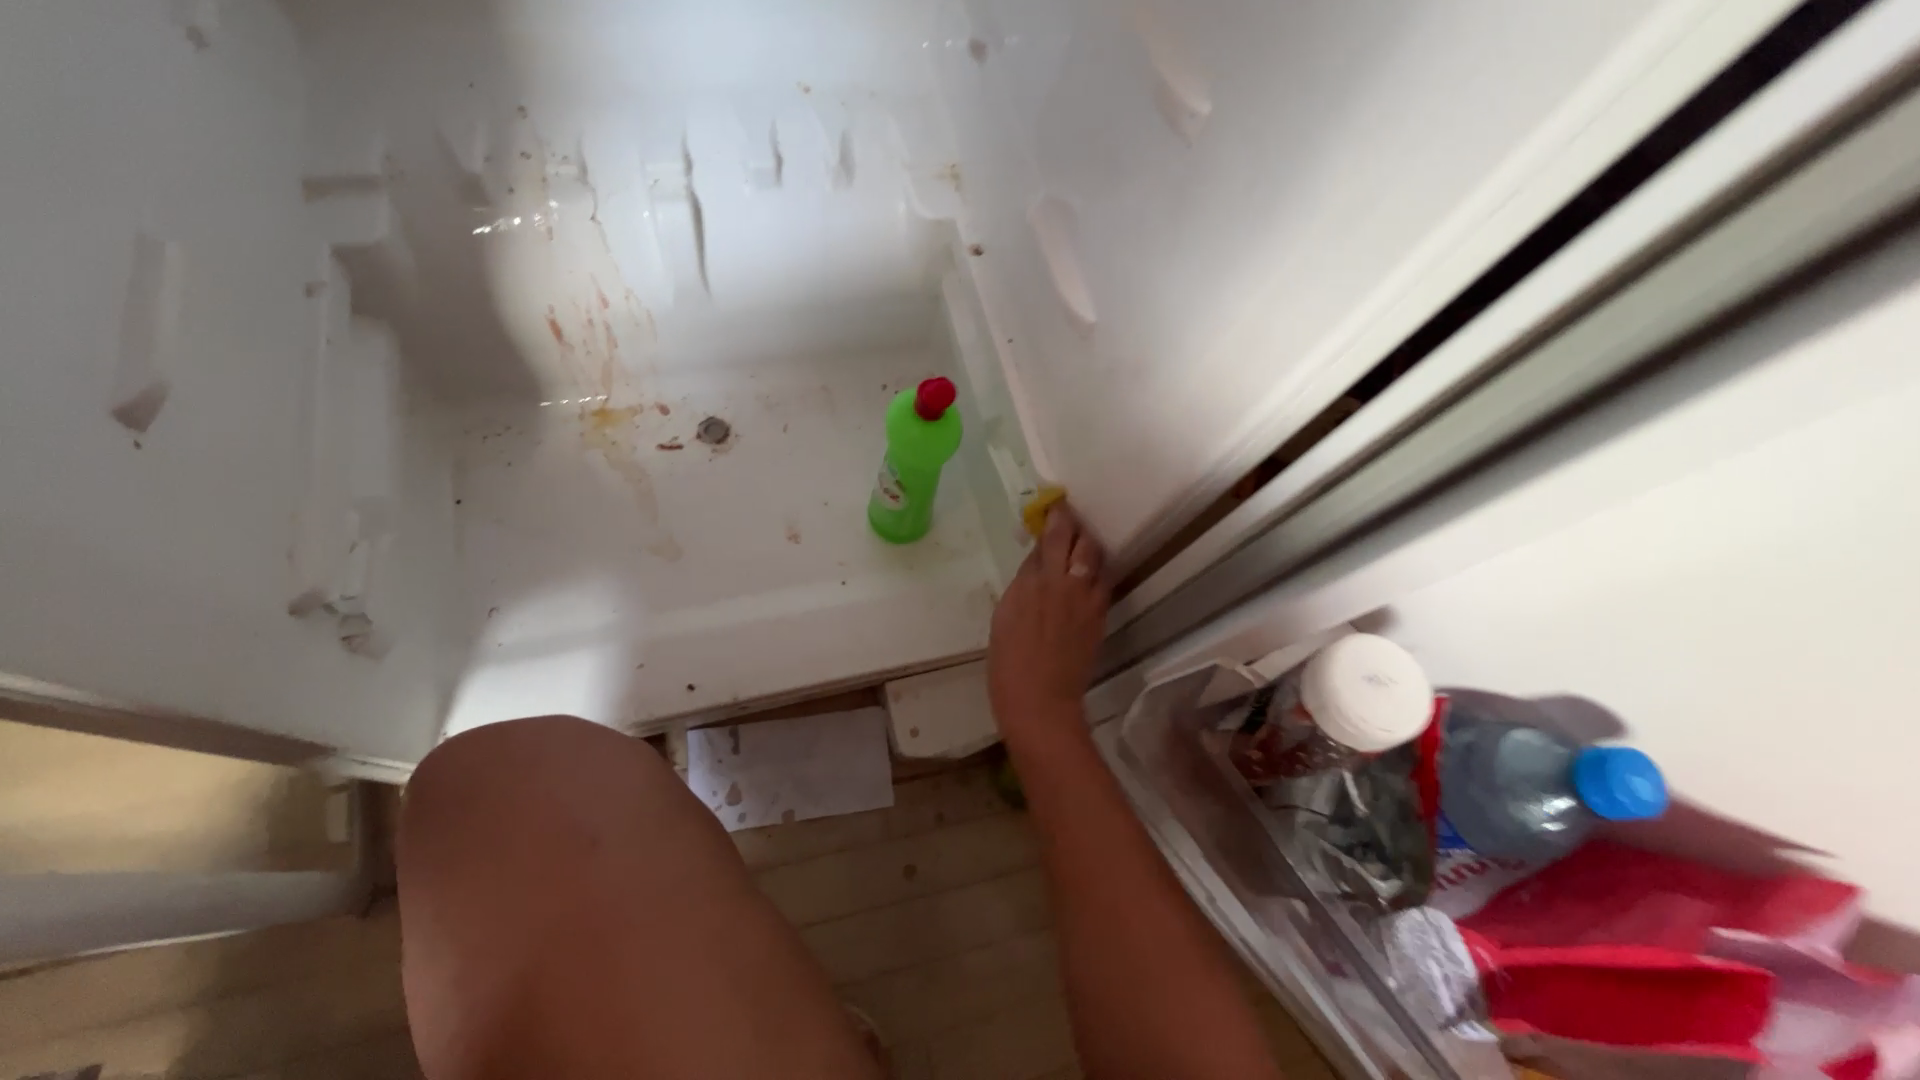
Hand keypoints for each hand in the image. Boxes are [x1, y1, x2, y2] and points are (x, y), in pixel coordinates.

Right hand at [988, 504, 1110, 740]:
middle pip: (1077, 540)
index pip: (1048, 538)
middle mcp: (1064, 583)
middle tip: (1068, 518)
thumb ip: (1023, 584)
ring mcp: (1087, 599)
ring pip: (1095, 557)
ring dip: (1088, 545)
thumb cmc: (1008, 663)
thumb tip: (1036, 564)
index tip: (1053, 506)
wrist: (1040, 701)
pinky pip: (1103, 582)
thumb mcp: (1005, 615)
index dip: (1052, 519)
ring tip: (1082, 542)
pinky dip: (1096, 571)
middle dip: (1073, 524)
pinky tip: (1090, 573)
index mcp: (1033, 582)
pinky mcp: (1100, 616)